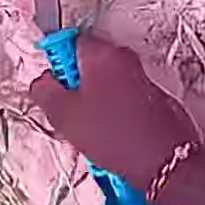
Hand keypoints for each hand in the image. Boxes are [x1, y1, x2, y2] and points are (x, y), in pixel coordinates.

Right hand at [28, 35, 200, 188]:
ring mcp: (142, 78)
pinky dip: (111, 109)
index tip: (53, 83)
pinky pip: (122, 96)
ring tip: (87, 126)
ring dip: (92, 98)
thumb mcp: (63, 114)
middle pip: (87, 61)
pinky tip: (107, 134)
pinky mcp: (154, 98)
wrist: (163, 164)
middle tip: (67, 108)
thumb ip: (44, 89)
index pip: (69, 39)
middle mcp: (125, 59)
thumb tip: (41, 81)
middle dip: (73, 83)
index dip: (56, 62)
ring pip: (104, 81)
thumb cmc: (115, 136)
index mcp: (102, 54)